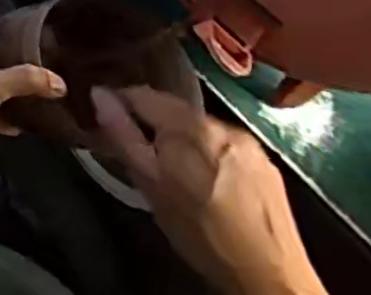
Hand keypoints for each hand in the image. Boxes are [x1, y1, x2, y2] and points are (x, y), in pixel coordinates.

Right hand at [91, 86, 325, 294]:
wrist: (271, 280)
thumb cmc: (200, 232)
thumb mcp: (149, 184)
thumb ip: (121, 133)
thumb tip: (99, 94)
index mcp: (188, 123)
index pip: (141, 93)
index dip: (120, 104)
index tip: (111, 123)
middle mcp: (220, 123)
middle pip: (171, 108)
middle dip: (152, 123)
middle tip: (142, 153)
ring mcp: (248, 142)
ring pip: (198, 126)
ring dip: (181, 137)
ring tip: (174, 170)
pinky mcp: (266, 164)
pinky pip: (223, 144)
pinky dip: (207, 152)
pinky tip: (207, 181)